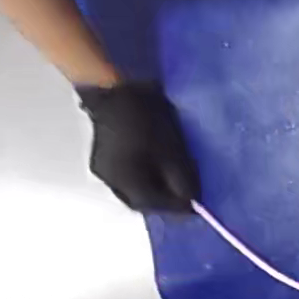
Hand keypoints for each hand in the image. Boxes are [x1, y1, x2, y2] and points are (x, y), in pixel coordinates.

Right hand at [78, 80, 200, 211]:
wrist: (114, 90)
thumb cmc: (147, 121)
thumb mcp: (172, 153)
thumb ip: (181, 182)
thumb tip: (190, 203)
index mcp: (126, 182)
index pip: (154, 206)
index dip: (177, 209)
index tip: (196, 207)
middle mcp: (110, 182)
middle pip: (142, 203)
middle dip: (165, 203)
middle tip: (186, 198)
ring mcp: (104, 171)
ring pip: (133, 192)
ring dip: (154, 193)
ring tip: (174, 186)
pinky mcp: (102, 160)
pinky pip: (126, 180)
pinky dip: (144, 181)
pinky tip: (157, 173)